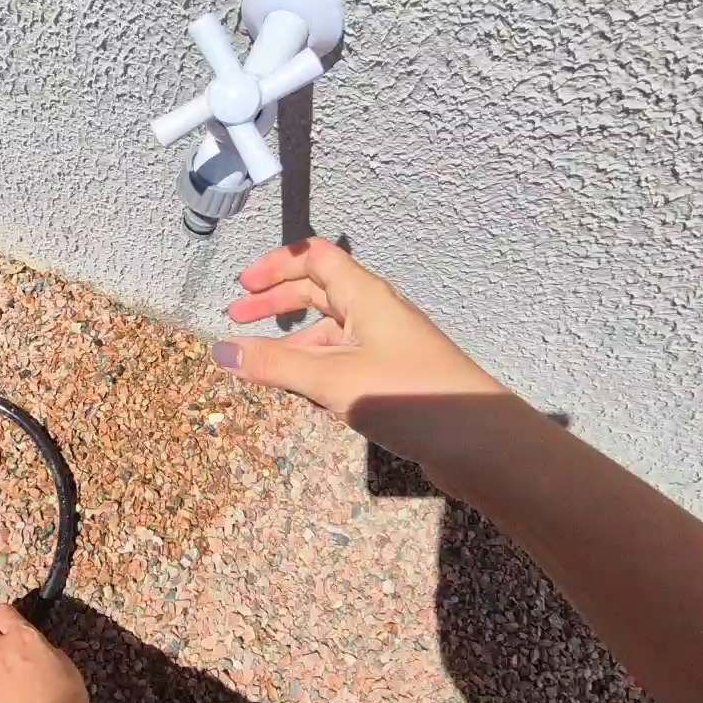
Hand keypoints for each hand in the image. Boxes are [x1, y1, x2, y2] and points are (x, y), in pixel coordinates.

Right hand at [212, 238, 509, 430]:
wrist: (483, 445)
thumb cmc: (407, 396)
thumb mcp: (331, 379)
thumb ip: (274, 365)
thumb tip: (219, 350)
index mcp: (364, 296)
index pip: (315, 257)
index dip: (276, 264)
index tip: (243, 286)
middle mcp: (375, 312)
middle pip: (317, 292)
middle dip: (275, 303)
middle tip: (236, 319)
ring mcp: (386, 345)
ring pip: (329, 331)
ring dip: (293, 341)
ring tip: (263, 366)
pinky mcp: (393, 377)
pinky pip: (343, 360)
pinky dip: (316, 368)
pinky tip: (305, 395)